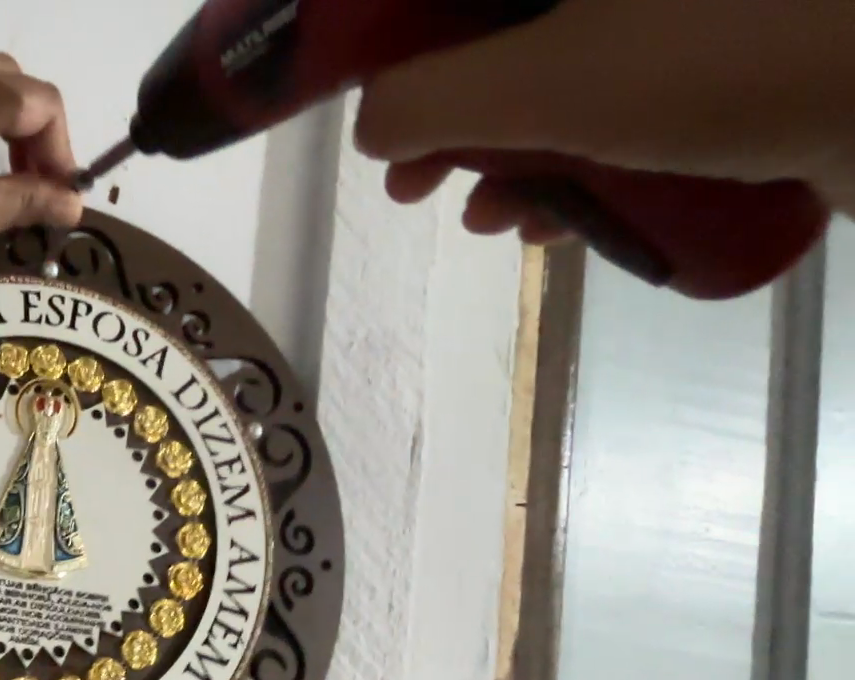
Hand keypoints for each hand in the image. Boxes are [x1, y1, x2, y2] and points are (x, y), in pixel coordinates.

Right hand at [354, 0, 854, 241]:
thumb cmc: (734, 59)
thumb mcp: (545, 84)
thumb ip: (427, 101)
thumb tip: (373, 127)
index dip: (401, 49)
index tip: (379, 113)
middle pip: (504, 34)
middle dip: (449, 123)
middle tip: (414, 186)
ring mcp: (691, 16)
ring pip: (563, 75)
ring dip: (507, 160)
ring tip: (490, 222)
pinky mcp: (741, 52)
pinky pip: (628, 101)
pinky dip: (581, 162)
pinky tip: (559, 221)